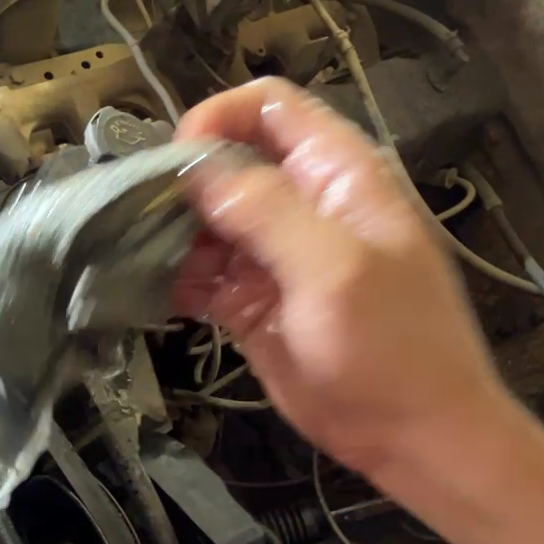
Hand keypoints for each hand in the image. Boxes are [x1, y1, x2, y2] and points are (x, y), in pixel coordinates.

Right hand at [175, 77, 513, 477]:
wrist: (409, 433)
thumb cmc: (389, 347)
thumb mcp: (336, 269)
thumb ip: (269, 212)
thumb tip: (197, 172)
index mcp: (335, 176)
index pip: (270, 110)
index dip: (217, 120)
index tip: (173, 163)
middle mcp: (298, 207)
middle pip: (225, 167)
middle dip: (179, 184)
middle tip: (136, 219)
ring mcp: (271, 258)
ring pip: (205, 223)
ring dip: (169, 235)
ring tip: (134, 258)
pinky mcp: (249, 303)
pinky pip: (201, 276)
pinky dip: (174, 280)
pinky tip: (150, 292)